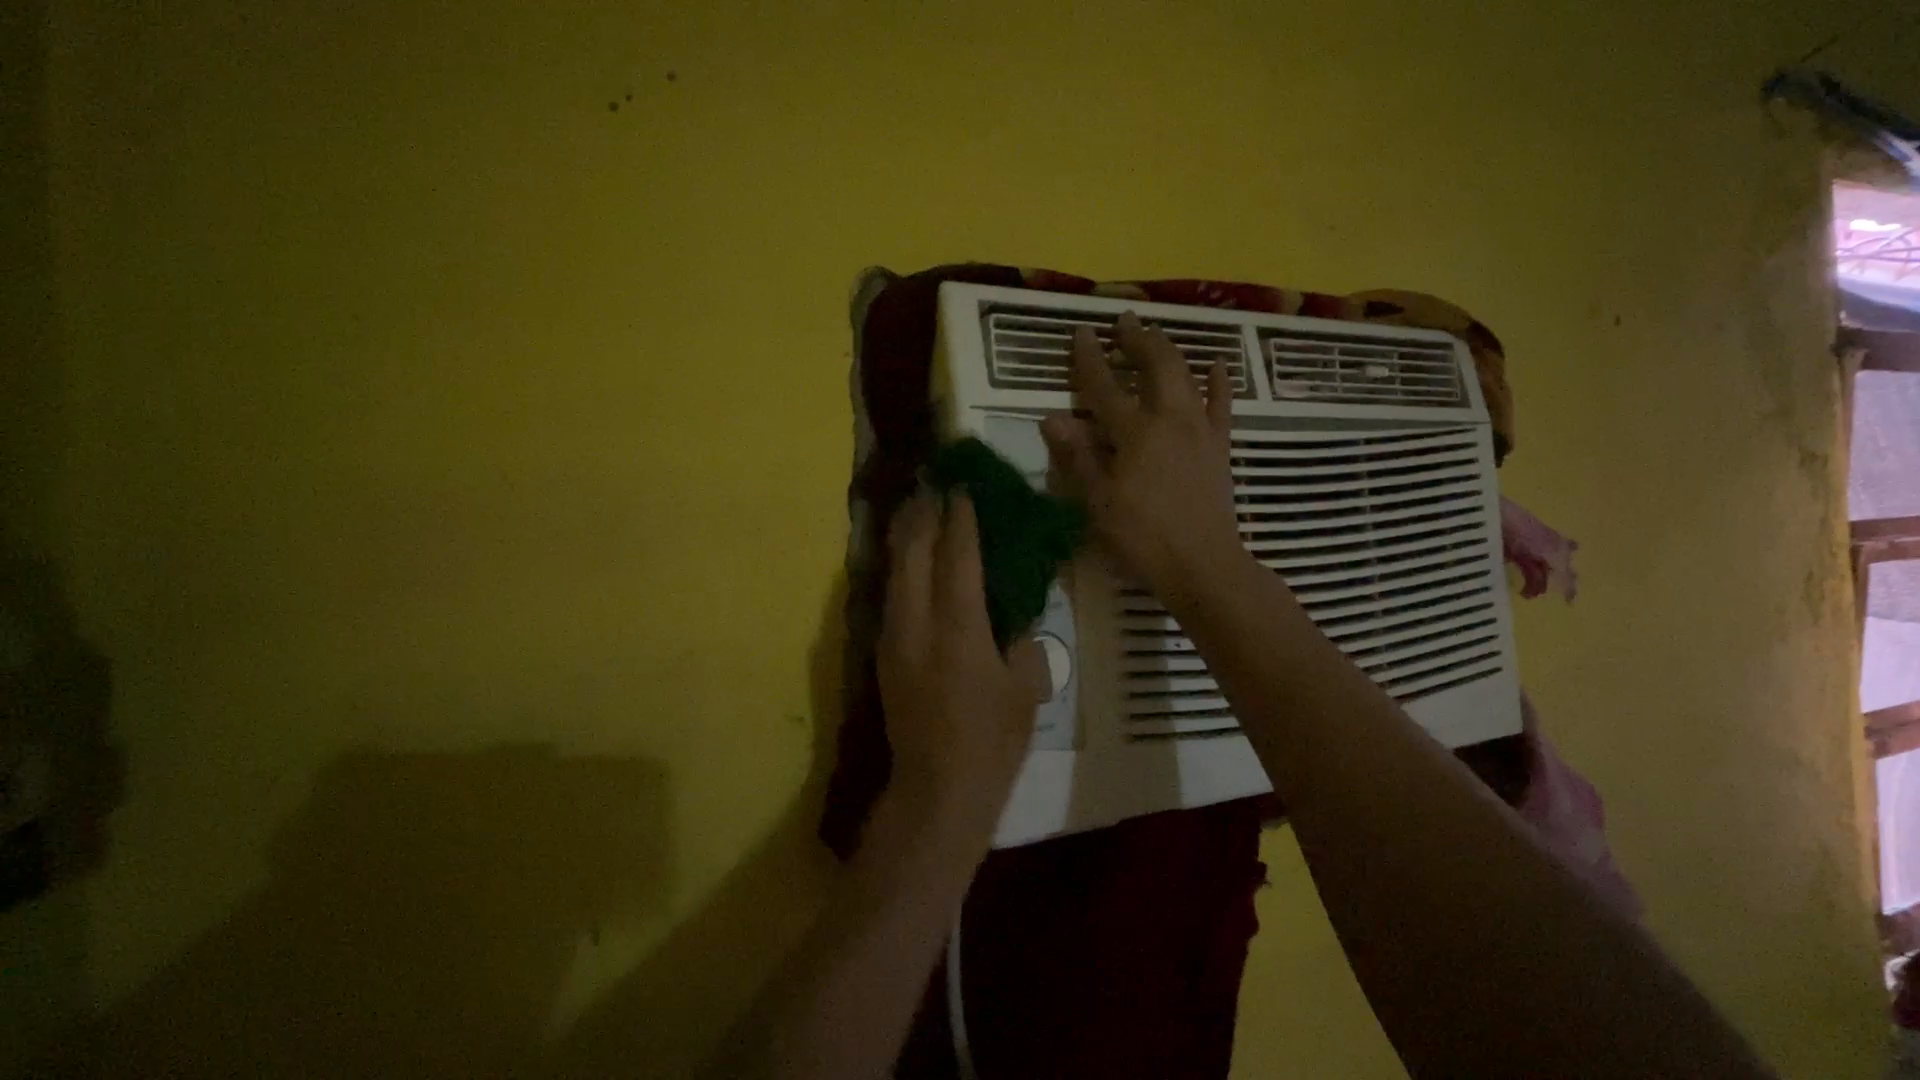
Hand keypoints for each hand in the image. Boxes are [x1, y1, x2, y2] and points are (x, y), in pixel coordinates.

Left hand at [879, 490, 1047, 837]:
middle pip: (913, 555)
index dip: (960, 520)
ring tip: (916, 509)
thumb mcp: (1025, 689)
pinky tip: (908, 561)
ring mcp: (893, 639)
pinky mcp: (883, 656)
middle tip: (934, 484)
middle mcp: (918, 625)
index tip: (963, 487)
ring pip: (894, 573)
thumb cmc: (992, 742)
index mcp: (959, 630)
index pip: (957, 559)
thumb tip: (1015, 610)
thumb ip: (1022, 640)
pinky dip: (900, 569)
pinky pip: (890, 596)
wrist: (937, 790)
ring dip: (905, 538)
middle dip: (922, 516)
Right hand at [1041, 311, 1244, 599]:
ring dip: (1170, 351)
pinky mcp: (1220, 447)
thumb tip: (1052, 417)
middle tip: (1125, 320)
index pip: (1104, 387)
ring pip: (1187, 377)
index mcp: (1133, 434)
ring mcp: (1200, 431)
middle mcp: (1169, 420)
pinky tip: (1217, 365)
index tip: (1081, 331)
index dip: (1089, 358)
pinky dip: (1219, 382)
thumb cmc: (1142, 539)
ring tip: (1157, 335)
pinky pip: (1222, 405)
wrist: (1203, 565)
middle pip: (1155, 366)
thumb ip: (1078, 458)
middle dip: (1138, 339)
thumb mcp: (1098, 504)